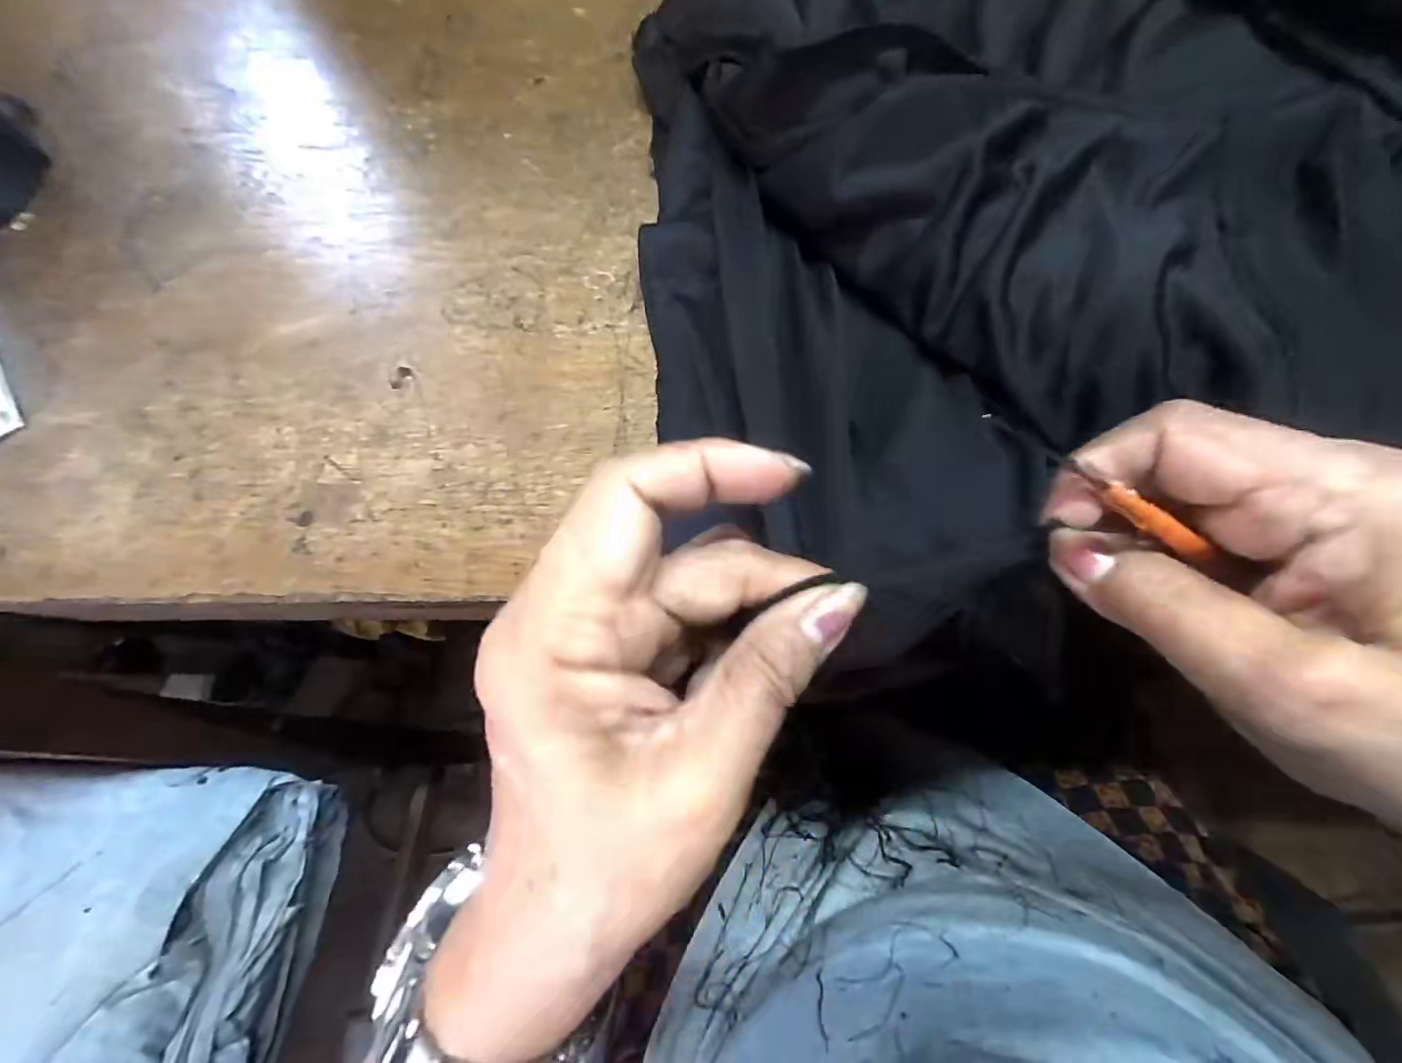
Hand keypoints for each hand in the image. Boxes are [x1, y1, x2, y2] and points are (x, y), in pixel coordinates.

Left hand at [423, 440, 865, 1062]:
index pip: (624, 498)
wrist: (555, 935)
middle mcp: (566, 614)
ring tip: (814, 629)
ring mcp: (593, 635)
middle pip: (678, 550)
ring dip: (760, 600)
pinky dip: (743, 627)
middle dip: (762, 571)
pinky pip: (692, 616)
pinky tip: (781, 647)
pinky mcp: (619, 657)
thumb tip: (846, 597)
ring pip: (694, 581)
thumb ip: (772, 672)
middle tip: (834, 604)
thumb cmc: (612, 867)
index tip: (789, 478)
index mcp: (556, 630)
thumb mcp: (705, 769)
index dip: (708, 466)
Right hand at [1043, 402, 1401, 880]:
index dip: (1103, 468)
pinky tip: (1173, 592)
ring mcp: (1348, 495)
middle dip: (1121, 508)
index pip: (1189, 434)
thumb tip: (1066, 551)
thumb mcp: (1275, 686)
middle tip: (1081, 570)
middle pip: (1193, 456)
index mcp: (1360, 491)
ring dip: (1146, 535)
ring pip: (1202, 488)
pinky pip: (1225, 518)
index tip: (1057, 533)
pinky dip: (1178, 553)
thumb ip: (1163, 608)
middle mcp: (1354, 470)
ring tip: (1126, 591)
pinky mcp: (1335, 527)